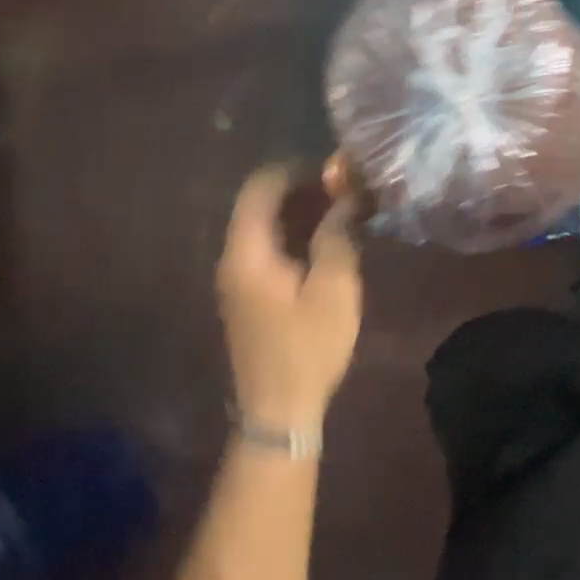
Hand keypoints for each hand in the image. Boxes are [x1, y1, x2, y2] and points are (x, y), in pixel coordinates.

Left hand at [216, 165, 362, 429]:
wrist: (278, 409)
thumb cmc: (307, 348)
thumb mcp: (333, 289)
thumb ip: (337, 238)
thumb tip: (344, 200)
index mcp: (247, 251)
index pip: (260, 188)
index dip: (295, 171)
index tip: (334, 170)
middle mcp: (233, 259)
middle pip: (261, 207)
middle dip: (302, 192)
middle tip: (346, 190)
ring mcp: (239, 281)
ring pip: (267, 231)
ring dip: (301, 217)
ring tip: (345, 214)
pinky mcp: (250, 299)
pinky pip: (270, 253)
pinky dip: (296, 241)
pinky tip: (329, 246)